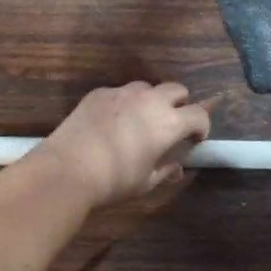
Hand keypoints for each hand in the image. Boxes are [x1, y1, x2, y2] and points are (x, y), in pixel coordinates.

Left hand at [29, 82, 211, 207]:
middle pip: (177, 89)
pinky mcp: (99, 93)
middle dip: (180, 104)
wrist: (68, 169)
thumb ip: (165, 170)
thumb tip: (176, 169)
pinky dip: (123, 103)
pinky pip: (119, 92)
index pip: (199, 114)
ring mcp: (122, 93)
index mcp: (168, 123)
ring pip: (147, 87)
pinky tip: (111, 123)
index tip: (194, 139)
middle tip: (170, 126)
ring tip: (140, 121)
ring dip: (151, 101)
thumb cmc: (114, 181)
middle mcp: (149, 100)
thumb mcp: (145, 182)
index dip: (202, 126)